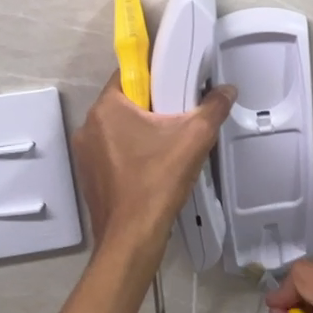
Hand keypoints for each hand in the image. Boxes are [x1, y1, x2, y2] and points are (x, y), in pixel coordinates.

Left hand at [70, 74, 234, 260]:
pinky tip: (154, 165)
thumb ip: (213, 107)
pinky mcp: (90, 176)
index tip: (176, 82)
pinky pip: (113, 151)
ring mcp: (86, 154)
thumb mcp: (195, 138)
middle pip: (125, 102)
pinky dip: (132, 152)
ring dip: (141, 129)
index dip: (154, 74)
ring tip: (170, 141)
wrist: (132, 238)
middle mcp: (89, 126)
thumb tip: (227, 89)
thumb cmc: (157, 181)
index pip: (129, 73)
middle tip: (180, 112)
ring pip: (118, 128)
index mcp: (107, 108)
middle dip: (152, 104)